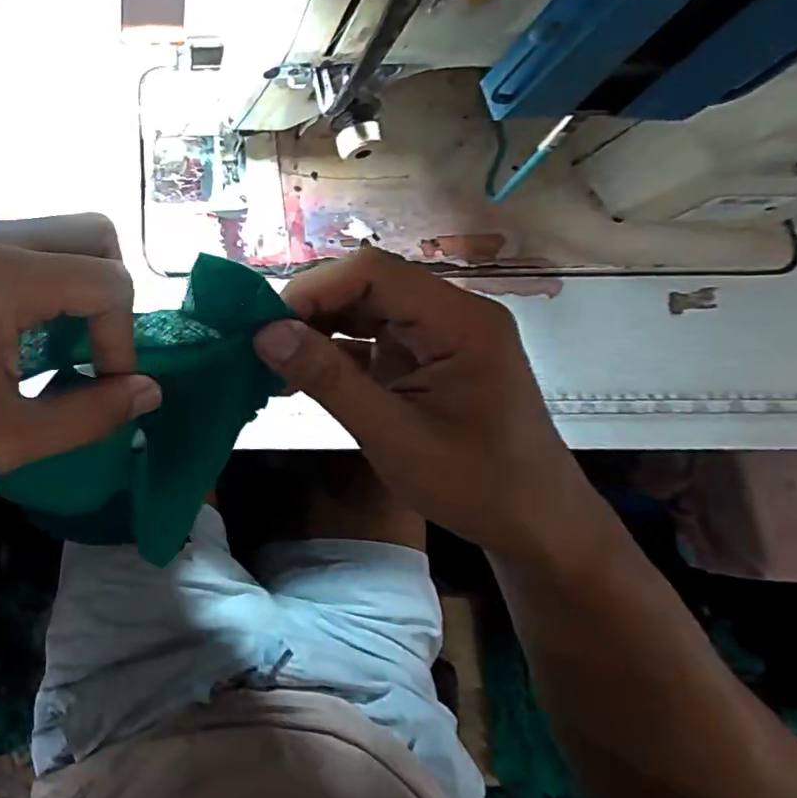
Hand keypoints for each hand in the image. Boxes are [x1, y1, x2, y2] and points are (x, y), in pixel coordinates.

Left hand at [0, 214, 161, 480]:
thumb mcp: (8, 438)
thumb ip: (90, 417)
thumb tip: (150, 392)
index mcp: (7, 277)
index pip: (110, 284)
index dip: (123, 339)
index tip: (101, 384)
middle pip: (100, 236)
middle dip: (113, 296)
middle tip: (90, 350)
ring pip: (69, 233)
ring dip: (85, 283)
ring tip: (60, 341)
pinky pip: (36, 242)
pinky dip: (55, 276)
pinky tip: (26, 328)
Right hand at [253, 247, 580, 549]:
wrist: (536, 526)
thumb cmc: (475, 486)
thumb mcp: (393, 435)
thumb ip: (329, 380)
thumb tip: (265, 334)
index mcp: (459, 320)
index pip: (373, 272)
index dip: (314, 289)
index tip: (266, 325)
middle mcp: (452, 313)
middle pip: (368, 285)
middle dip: (311, 310)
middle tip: (260, 344)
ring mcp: (441, 335)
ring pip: (367, 310)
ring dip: (319, 331)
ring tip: (272, 361)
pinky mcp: (429, 358)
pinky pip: (376, 339)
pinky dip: (338, 353)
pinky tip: (301, 374)